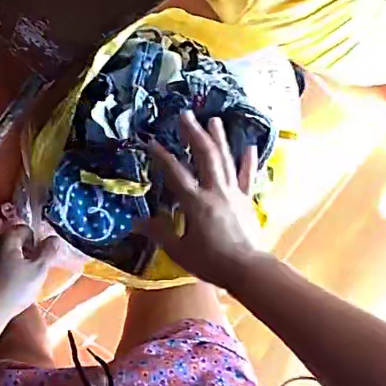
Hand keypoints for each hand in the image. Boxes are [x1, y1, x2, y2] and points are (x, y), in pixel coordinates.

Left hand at [0, 225, 77, 330]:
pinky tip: (5, 290)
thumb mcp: (39, 271)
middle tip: (33, 273)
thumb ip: (48, 252)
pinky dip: (1, 274)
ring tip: (19, 284)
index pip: (26, 229)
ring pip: (2, 255)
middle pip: (13, 242)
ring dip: (13, 264)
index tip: (40, 261)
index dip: (37, 243)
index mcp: (6, 238)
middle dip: (25, 254)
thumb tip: (54, 239)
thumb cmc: (13, 290)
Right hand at [142, 111, 265, 288]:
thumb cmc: (211, 263)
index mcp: (196, 203)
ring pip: (226, 160)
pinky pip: (247, 177)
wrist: (247, 269)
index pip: (175, 174)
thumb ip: (160, 233)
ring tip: (213, 120)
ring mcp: (234, 194)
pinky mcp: (247, 201)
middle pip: (205, 156)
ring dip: (219, 138)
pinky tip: (248, 146)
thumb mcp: (179, 251)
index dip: (162, 156)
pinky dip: (247, 161)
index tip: (151, 142)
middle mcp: (215, 192)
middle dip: (194, 134)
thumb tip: (137, 223)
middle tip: (185, 115)